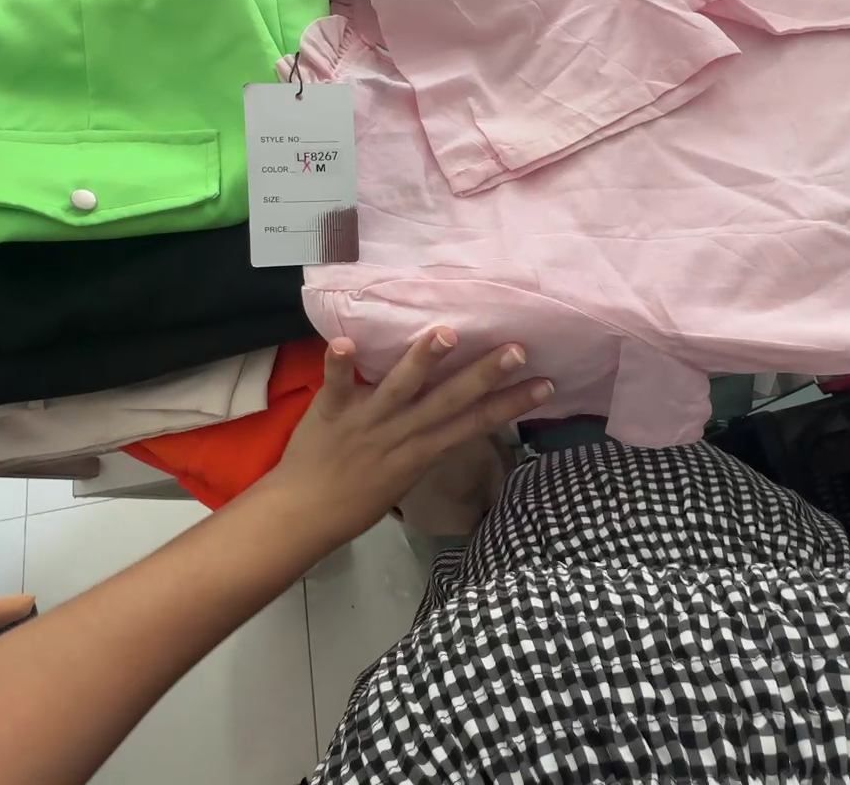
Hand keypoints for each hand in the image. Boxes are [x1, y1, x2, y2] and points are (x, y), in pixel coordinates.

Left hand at [260, 329, 552, 548]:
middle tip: (517, 350)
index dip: (513, 404)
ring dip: (423, 361)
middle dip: (484, 374)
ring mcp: (367, 420)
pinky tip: (344, 341)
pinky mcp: (331, 412)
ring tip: (446, 333)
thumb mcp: (408, 473)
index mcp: (424, 448)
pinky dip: (339, 365)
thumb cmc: (359, 497)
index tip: (546, 383)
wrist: (303, 517)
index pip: (476, 422)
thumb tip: (456, 413)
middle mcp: (403, 432)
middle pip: (449, 400)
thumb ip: (429, 439)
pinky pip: (336, 385)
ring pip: (401, 386)